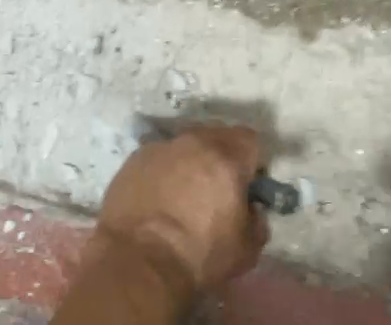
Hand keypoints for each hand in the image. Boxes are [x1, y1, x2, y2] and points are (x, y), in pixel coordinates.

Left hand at [95, 127, 269, 290]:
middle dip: (223, 156)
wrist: (139, 256)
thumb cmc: (199, 253)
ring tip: (188, 191)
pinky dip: (167, 169)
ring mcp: (159, 147)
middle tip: (221, 186)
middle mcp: (191, 143)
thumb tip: (250, 208)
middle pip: (216, 135)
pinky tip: (162, 194)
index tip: (250, 182)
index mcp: (224, 158)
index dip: (254, 160)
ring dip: (193, 160)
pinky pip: (160, 156)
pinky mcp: (134, 157)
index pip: (249, 139)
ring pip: (185, 144)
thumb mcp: (247, 248)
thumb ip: (256, 219)